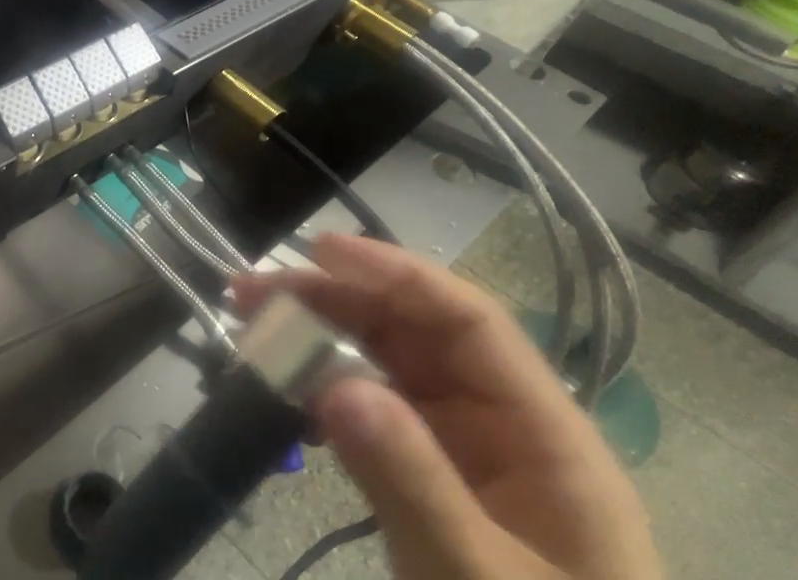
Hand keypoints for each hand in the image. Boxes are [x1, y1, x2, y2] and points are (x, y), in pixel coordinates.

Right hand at [232, 235, 658, 579]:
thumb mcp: (476, 576)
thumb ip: (412, 481)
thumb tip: (333, 383)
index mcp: (546, 435)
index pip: (470, 323)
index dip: (396, 275)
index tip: (319, 251)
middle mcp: (503, 428)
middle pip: (417, 336)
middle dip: (336, 302)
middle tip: (252, 292)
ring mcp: (465, 457)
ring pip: (387, 370)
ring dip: (321, 341)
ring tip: (251, 328)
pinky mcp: (431, 485)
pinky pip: (374, 419)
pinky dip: (326, 396)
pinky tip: (284, 393)